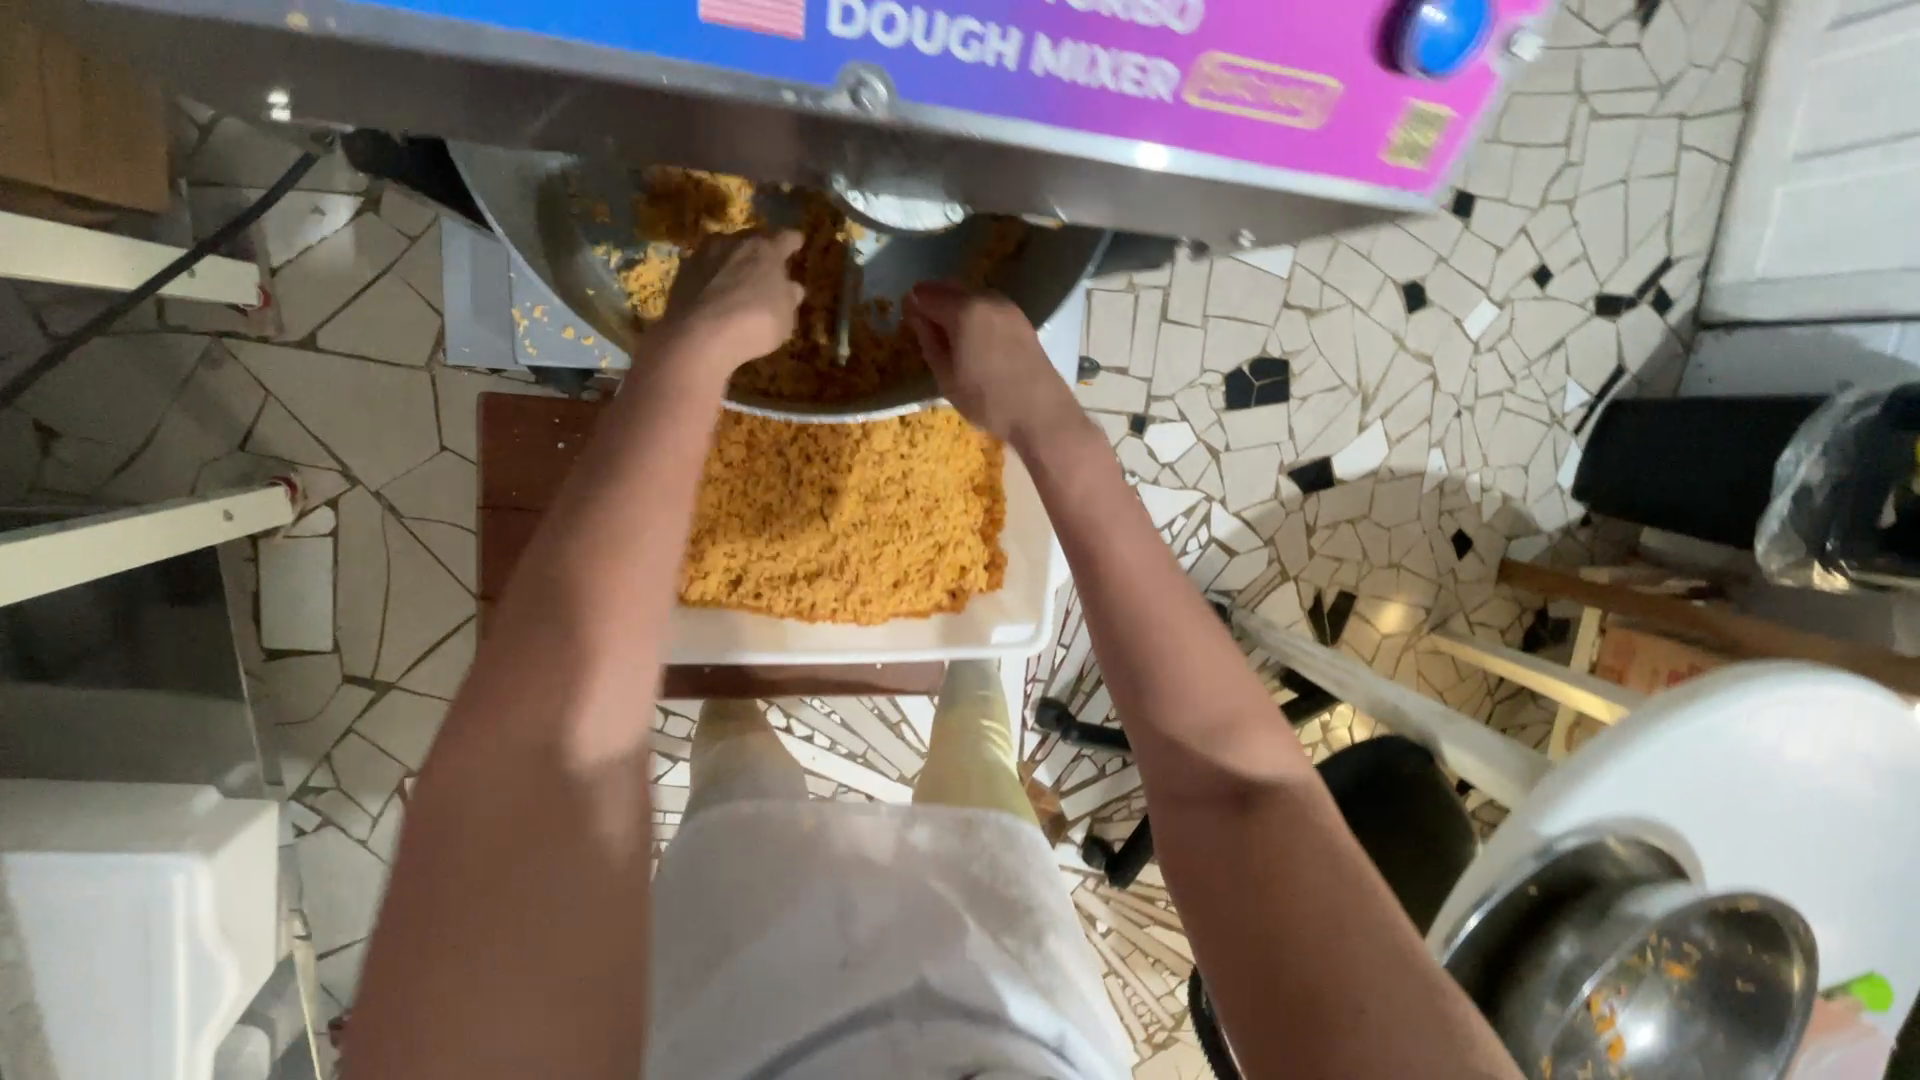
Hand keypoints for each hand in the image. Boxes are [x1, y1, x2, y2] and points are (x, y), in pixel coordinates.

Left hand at [658, 229, 805, 369]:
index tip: (798, 241)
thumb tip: (791, 287)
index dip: (794, 241)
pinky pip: (705, 267)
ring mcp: (706, 252)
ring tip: (736, 275)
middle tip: (766, 262)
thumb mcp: (786, 317)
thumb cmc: (756, 322)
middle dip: (761, 249)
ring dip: (733, 259)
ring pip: (725, 249)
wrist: (700, 334)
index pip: (786, 237)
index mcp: (767, 249)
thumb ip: (789, 297)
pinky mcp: (683, 269)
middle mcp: (736, 241)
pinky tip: (713, 289)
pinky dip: (712, 275)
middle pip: (753, 239)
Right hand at [904, 282, 1083, 446]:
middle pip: (950, 288)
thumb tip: (914, 312)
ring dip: (954, 305)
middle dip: (933, 299)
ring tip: (948, 334)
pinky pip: (988, 306)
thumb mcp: (945, 375)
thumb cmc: (986, 399)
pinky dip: (974, 313)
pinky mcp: (1021, 319)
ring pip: (971, 295)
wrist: (1040, 413)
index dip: (913, 305)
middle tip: (924, 325)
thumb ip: (928, 338)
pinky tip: (972, 337)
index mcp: (964, 310)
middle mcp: (986, 299)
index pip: (927, 295)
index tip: (907, 320)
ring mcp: (1008, 307)